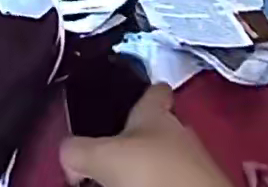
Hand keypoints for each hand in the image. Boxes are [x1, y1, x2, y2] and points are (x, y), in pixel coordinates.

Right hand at [59, 84, 231, 186]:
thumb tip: (65, 154)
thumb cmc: (151, 170)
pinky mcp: (202, 185)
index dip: (145, 92)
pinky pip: (179, 179)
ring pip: (170, 157)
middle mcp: (179, 129)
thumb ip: (78, 150)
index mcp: (156, 112)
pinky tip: (151, 186)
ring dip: (154, 166)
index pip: (155, 90)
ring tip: (130, 179)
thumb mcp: (103, 157)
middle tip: (116, 155)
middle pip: (160, 126)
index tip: (132, 99)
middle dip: (142, 139)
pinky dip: (166, 181)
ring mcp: (195, 161)